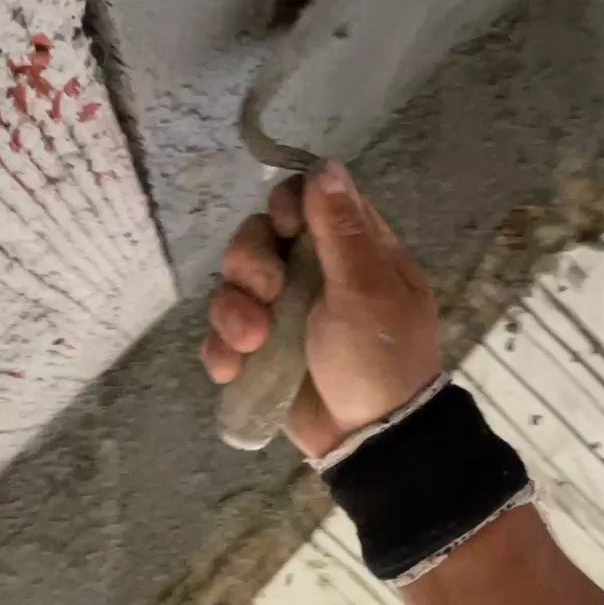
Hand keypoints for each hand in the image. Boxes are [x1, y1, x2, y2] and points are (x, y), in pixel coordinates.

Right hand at [201, 160, 441, 457]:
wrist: (371, 438)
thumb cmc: (381, 357)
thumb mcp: (367, 290)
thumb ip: (341, 231)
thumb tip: (326, 165)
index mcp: (353, 251)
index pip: (309, 201)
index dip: (288, 206)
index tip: (287, 228)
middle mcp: (316, 274)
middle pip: (260, 238)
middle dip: (250, 262)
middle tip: (265, 291)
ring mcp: (286, 313)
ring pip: (234, 286)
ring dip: (232, 311)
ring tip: (251, 342)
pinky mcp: (264, 351)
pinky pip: (225, 335)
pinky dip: (222, 349)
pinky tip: (233, 368)